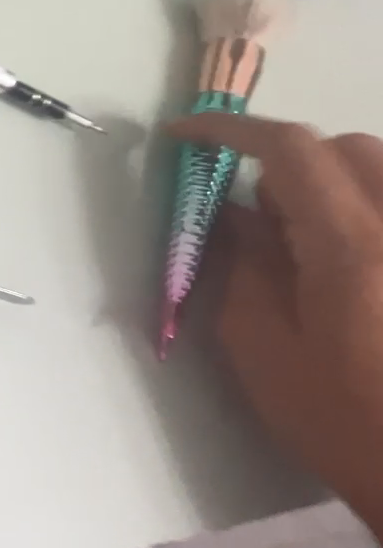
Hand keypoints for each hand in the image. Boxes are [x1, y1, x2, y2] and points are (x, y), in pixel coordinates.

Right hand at [169, 114, 382, 532]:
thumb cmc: (341, 418)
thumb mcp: (260, 343)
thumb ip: (240, 263)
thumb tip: (229, 210)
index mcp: (352, 249)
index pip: (292, 151)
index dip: (230, 130)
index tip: (182, 136)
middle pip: (353, 151)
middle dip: (292, 162)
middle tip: (258, 212)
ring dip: (337, 188)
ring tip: (312, 243)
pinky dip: (367, 217)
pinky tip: (353, 267)